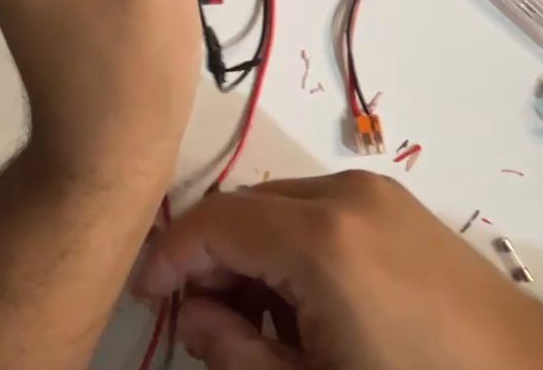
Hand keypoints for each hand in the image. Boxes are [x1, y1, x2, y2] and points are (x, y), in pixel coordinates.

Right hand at [132, 172, 542, 368]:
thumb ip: (237, 351)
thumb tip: (194, 313)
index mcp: (322, 238)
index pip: (217, 222)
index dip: (171, 254)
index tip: (147, 293)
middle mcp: (344, 193)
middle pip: (246, 205)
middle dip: (212, 255)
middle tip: (201, 317)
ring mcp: (375, 191)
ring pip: (279, 203)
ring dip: (251, 249)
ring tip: (256, 318)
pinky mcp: (396, 202)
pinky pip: (317, 209)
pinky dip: (290, 243)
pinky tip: (302, 298)